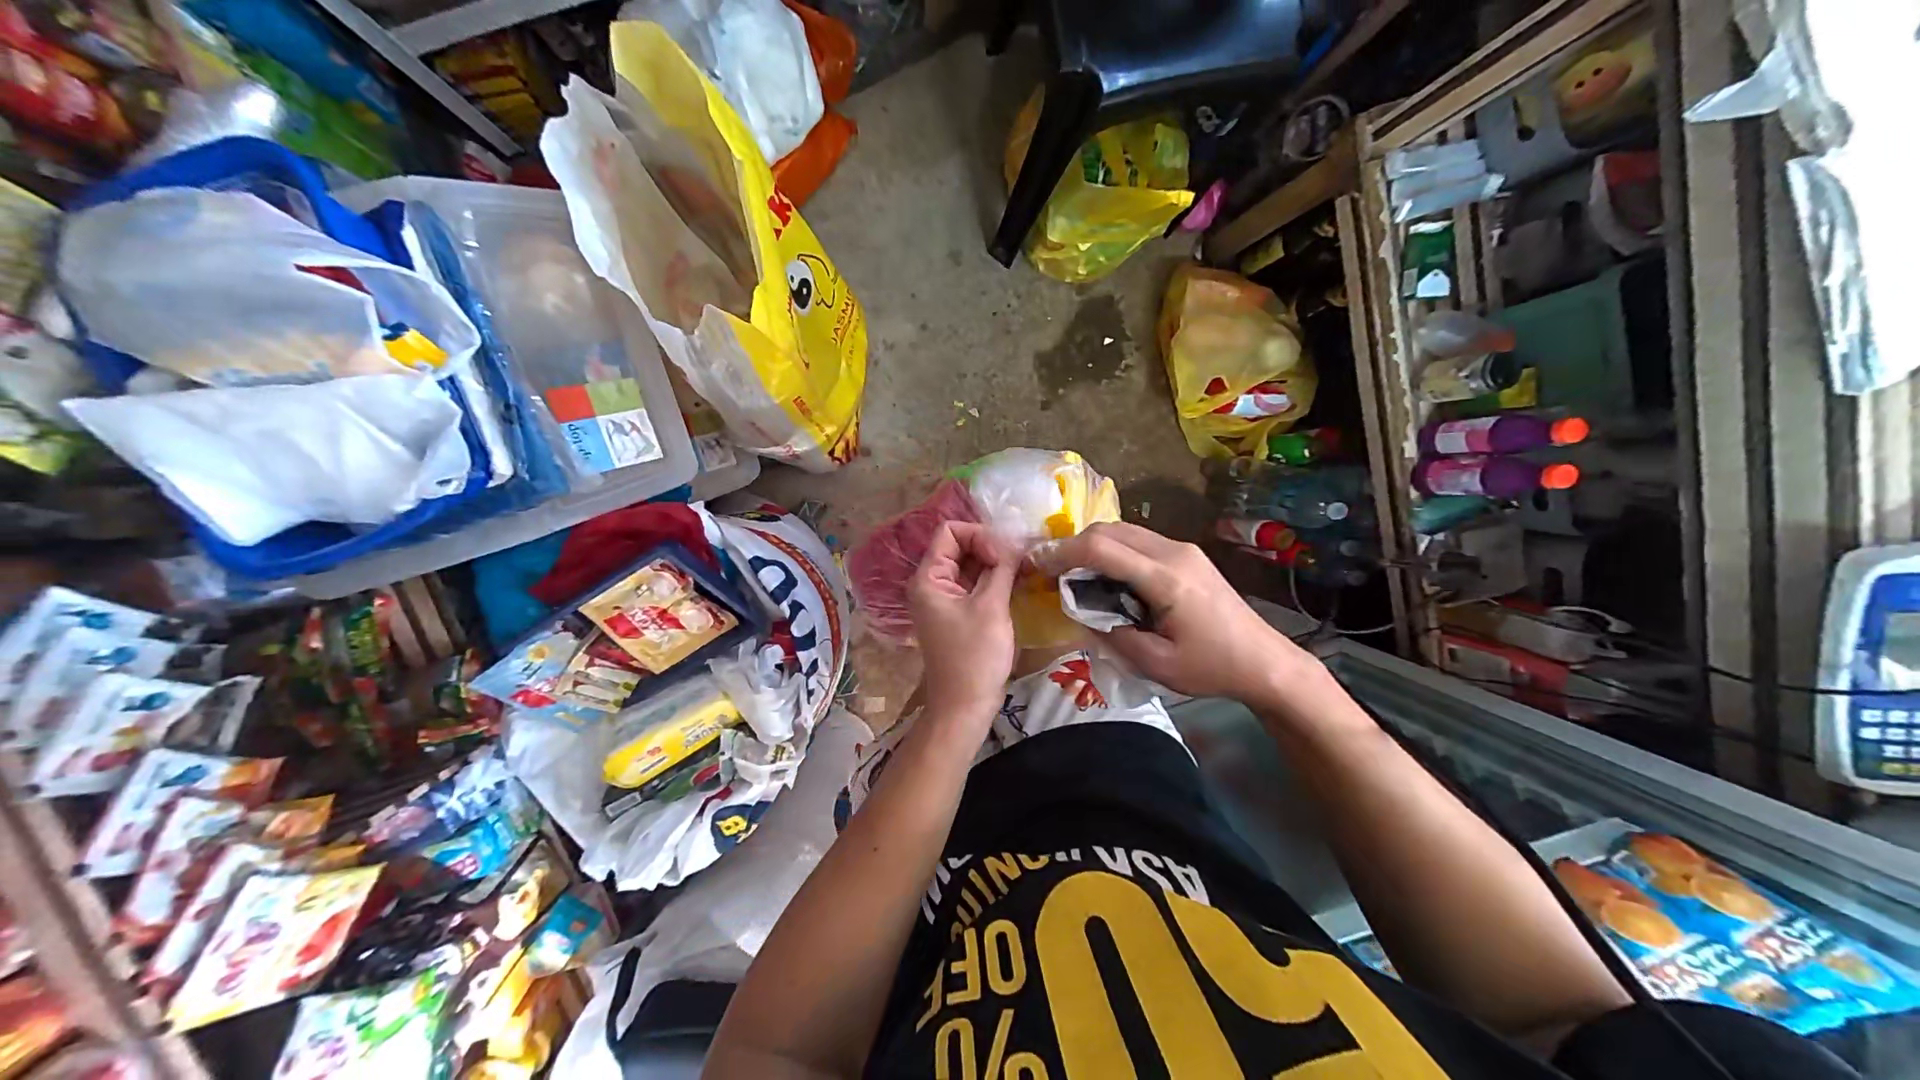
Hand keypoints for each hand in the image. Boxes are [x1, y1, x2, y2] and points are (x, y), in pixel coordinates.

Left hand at [909, 522, 1016, 713]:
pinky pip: (975, 583)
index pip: (950, 531)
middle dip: (991, 547)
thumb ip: (1001, 568)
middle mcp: (931, 583)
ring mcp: (945, 598)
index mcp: (928, 578)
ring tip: (1024, 570)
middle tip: (1021, 561)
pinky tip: (1017, 583)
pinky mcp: (959, 612)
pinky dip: (994, 579)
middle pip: (961, 545)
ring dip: (996, 563)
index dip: (980, 535)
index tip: (1004, 556)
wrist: (965, 705)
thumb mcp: (991, 607)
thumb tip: (1015, 541)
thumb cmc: (975, 656)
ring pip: (971, 564)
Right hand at [1032, 522, 1321, 708]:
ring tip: (1070, 571)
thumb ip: (1112, 633)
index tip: (1036, 563)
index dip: (1063, 552)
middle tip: (1048, 568)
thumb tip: (1080, 610)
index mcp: (1167, 579)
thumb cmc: (1212, 668)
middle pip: (1110, 530)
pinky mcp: (1187, 555)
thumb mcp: (1155, 664)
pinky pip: (1139, 540)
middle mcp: (1174, 553)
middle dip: (1072, 544)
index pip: (1102, 548)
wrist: (1264, 661)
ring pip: (1123, 530)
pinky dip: (1112, 549)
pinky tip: (1103, 573)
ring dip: (1092, 545)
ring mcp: (1183, 549)